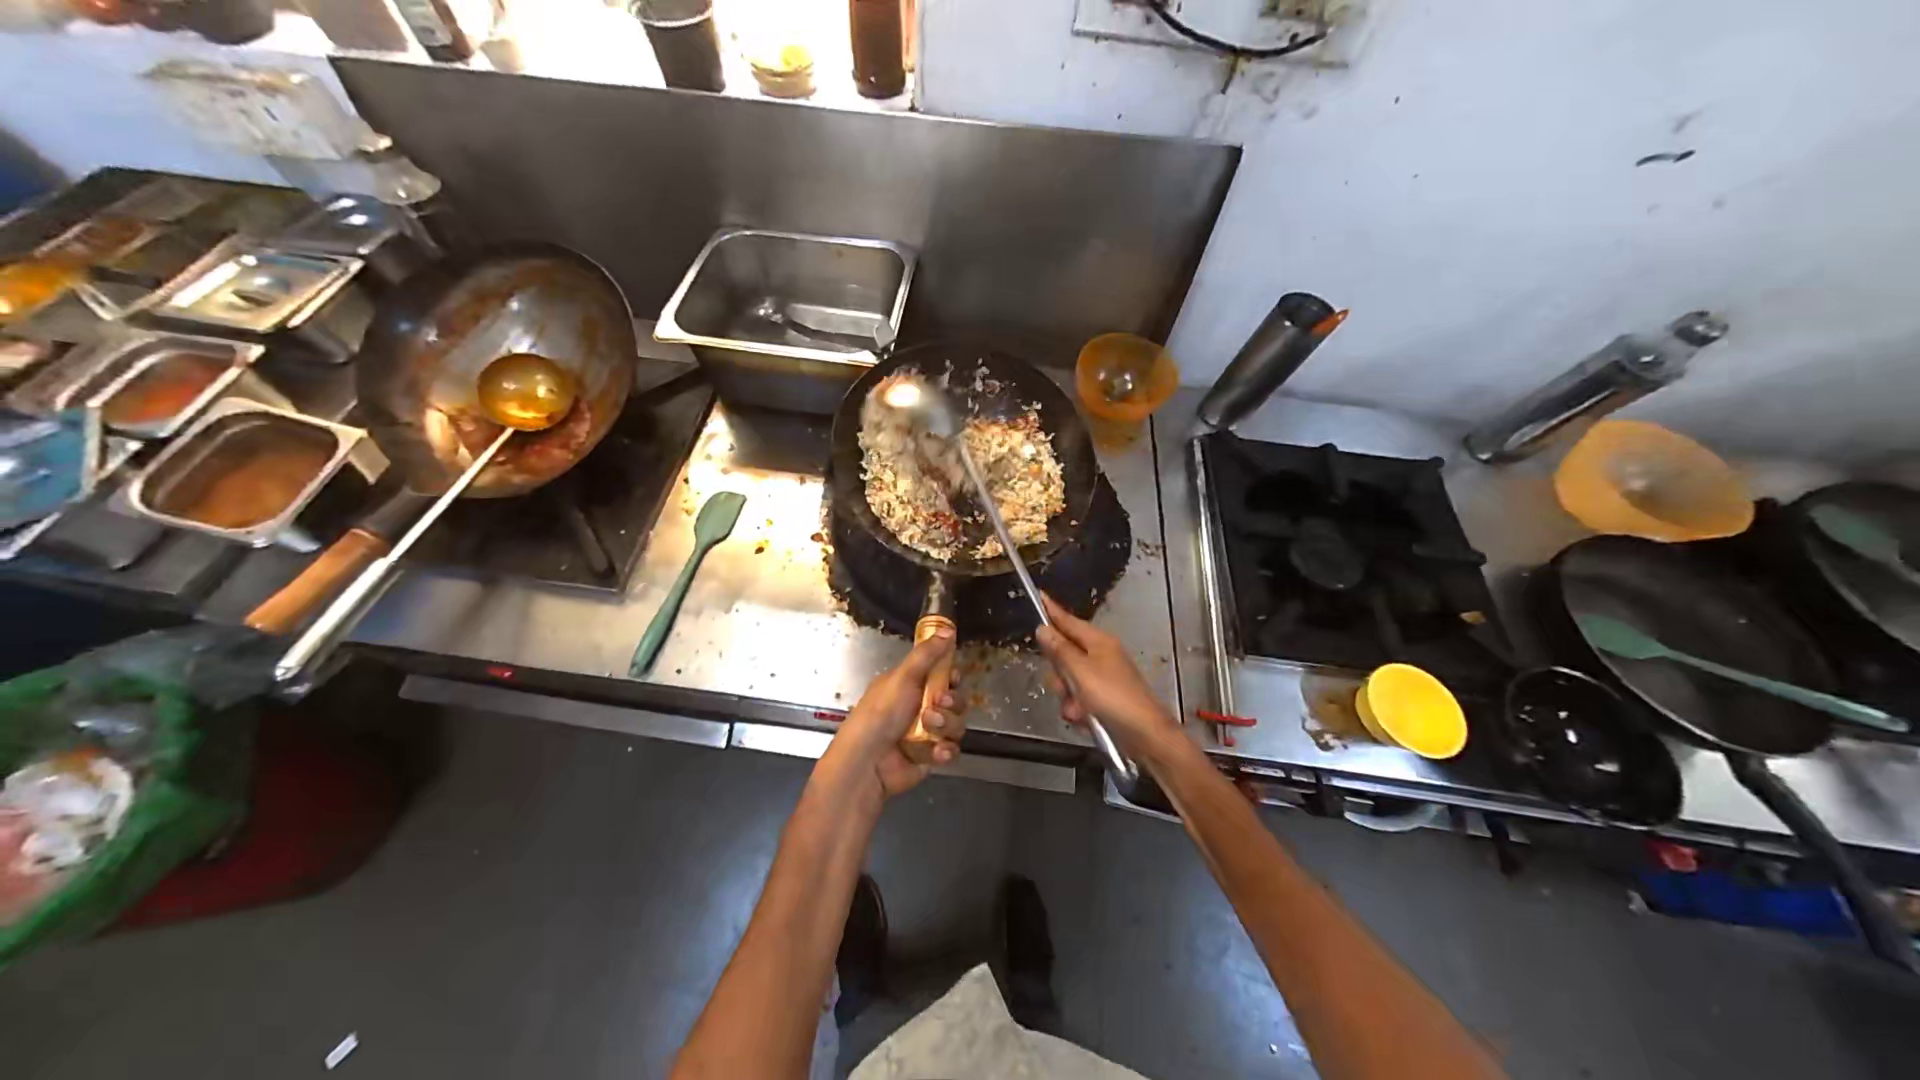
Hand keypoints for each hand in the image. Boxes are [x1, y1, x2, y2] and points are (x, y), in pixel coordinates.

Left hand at [824, 626, 962, 802]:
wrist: (867, 762)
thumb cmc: (880, 713)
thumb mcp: (902, 677)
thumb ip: (927, 654)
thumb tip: (948, 630)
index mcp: (911, 684)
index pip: (942, 675)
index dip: (952, 676)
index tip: (953, 677)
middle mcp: (921, 706)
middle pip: (956, 699)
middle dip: (952, 702)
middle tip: (938, 703)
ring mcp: (928, 732)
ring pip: (957, 724)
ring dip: (947, 725)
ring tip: (929, 728)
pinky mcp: (931, 756)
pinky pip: (952, 749)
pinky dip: (944, 750)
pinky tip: (935, 752)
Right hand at [1035, 593, 1177, 755]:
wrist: (1145, 735)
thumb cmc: (1113, 698)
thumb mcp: (1080, 672)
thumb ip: (1059, 651)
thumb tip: (1043, 629)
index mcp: (1098, 642)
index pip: (1068, 621)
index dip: (1052, 611)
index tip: (1039, 595)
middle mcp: (1101, 655)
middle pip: (1064, 655)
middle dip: (1059, 674)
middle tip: (1063, 685)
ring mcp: (1103, 678)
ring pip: (1069, 681)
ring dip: (1068, 697)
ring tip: (1078, 709)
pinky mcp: (1105, 699)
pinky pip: (1079, 699)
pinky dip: (1078, 710)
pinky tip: (1084, 719)